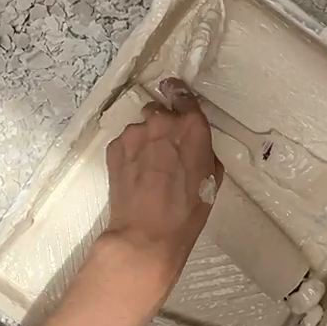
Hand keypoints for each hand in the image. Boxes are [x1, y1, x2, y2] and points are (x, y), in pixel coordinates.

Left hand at [94, 78, 220, 292]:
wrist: (147, 232)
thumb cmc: (188, 210)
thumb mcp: (211, 177)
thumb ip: (204, 150)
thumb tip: (195, 145)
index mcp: (192, 127)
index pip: (183, 95)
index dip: (178, 93)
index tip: (174, 93)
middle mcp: (162, 122)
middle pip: (159, 111)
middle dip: (162, 125)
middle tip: (164, 149)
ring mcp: (134, 133)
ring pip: (140, 128)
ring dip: (144, 141)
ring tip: (147, 168)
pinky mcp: (114, 147)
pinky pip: (125, 143)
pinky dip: (129, 154)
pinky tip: (135, 175)